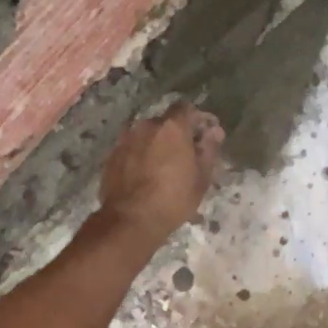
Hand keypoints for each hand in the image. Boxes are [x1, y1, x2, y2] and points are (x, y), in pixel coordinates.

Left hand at [98, 102, 222, 243]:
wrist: (130, 219)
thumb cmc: (173, 199)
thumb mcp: (201, 177)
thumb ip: (209, 149)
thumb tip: (215, 131)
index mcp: (172, 127)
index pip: (186, 108)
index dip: (197, 118)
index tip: (204, 134)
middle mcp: (146, 125)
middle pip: (165, 122)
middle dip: (176, 133)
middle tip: (184, 154)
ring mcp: (126, 139)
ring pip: (147, 135)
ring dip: (156, 144)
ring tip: (163, 167)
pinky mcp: (112, 155)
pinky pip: (132, 148)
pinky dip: (140, 155)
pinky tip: (145, 175)